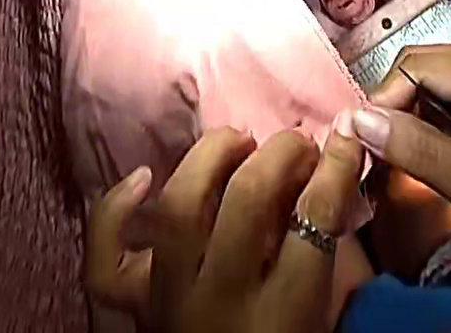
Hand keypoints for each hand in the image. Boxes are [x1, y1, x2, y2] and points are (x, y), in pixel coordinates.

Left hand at [86, 119, 365, 331]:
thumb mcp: (324, 308)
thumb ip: (332, 239)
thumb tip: (338, 158)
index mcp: (283, 316)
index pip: (314, 217)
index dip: (336, 164)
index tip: (345, 135)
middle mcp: (219, 306)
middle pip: (246, 199)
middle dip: (279, 152)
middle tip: (297, 142)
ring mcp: (167, 304)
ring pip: (179, 209)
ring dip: (212, 158)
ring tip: (241, 141)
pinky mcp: (131, 308)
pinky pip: (105, 261)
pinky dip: (115, 209)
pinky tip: (145, 177)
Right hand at [353, 46, 450, 332]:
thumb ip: (416, 149)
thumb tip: (356, 121)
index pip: (414, 66)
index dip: (385, 104)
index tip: (367, 151)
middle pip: (422, 70)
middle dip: (398, 111)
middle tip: (384, 162)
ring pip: (435, 86)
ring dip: (417, 122)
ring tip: (410, 167)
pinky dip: (439, 129)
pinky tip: (442, 161)